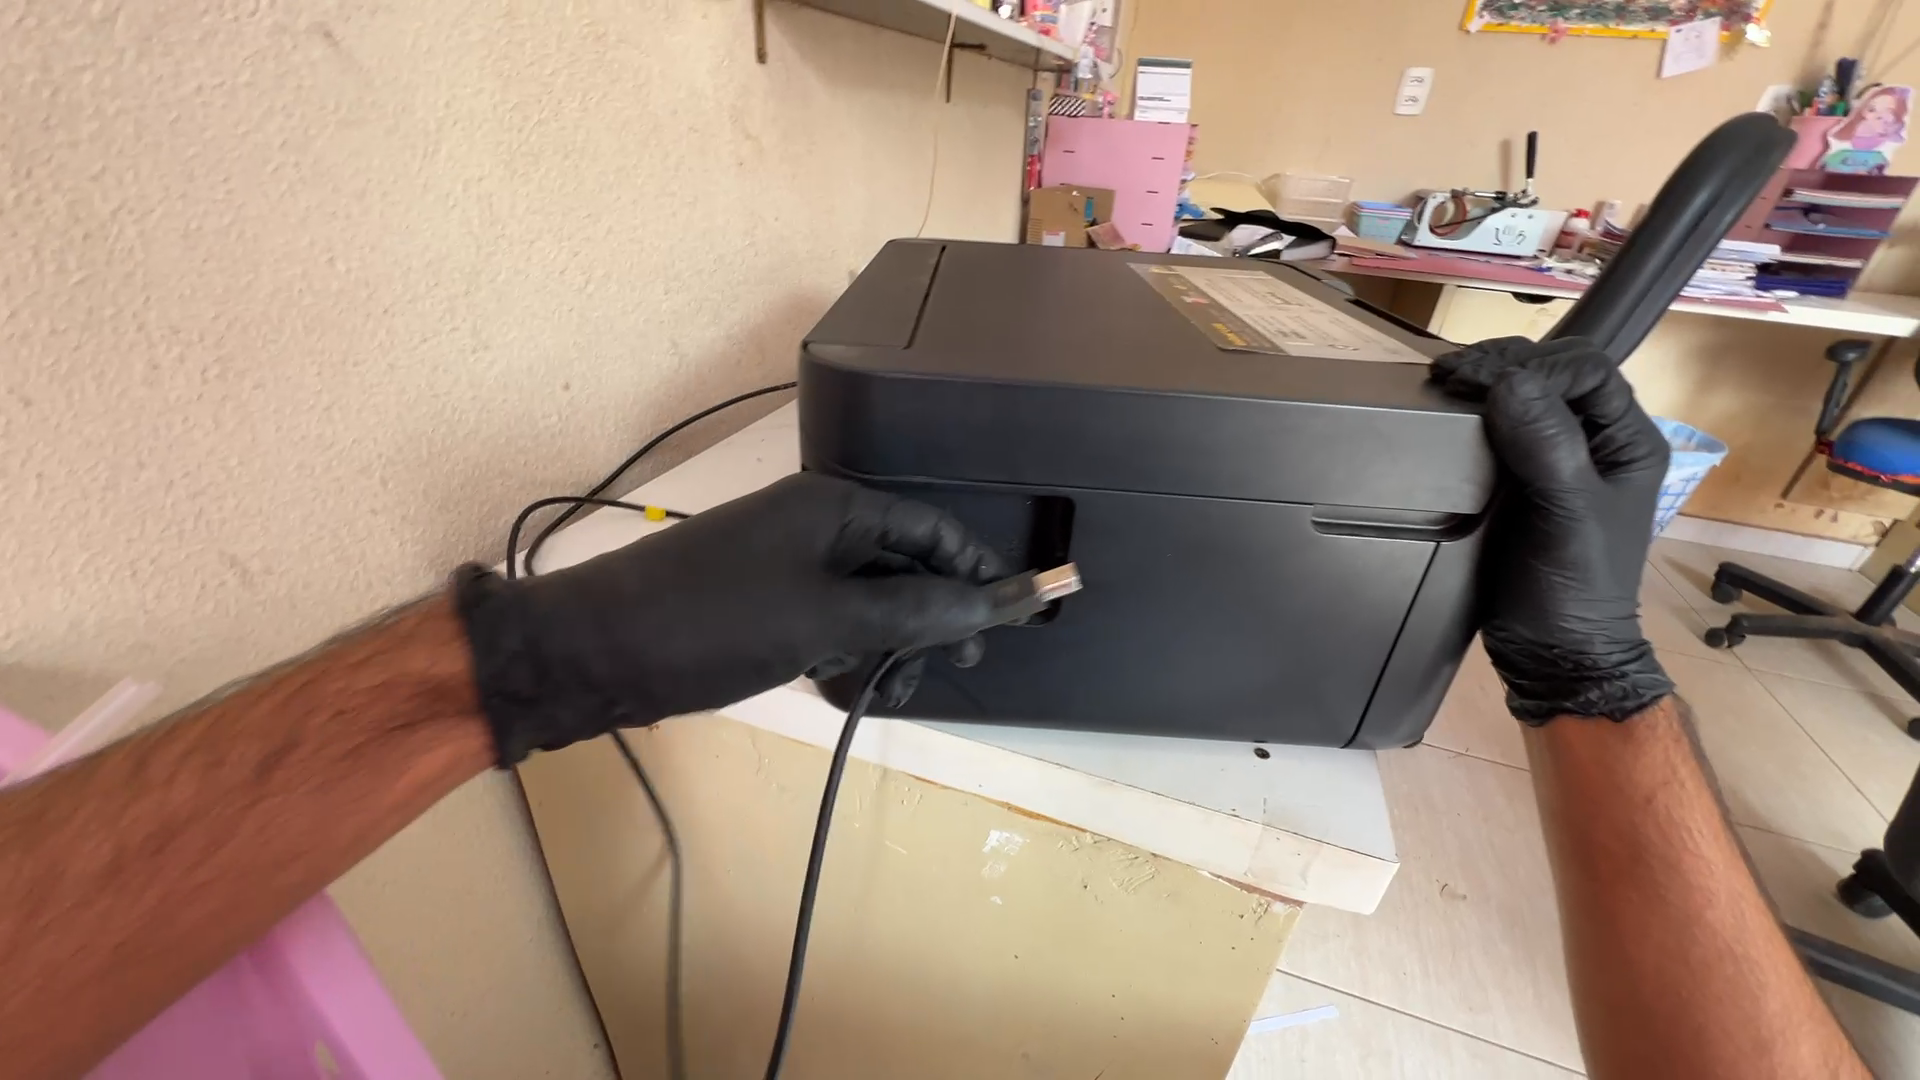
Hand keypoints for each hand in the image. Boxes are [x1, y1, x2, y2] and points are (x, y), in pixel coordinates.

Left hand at [455, 473, 1008, 764]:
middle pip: (904, 568)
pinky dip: (844, 655)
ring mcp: (788, 567)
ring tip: (884, 691)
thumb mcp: (828, 619)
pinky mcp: (766, 605)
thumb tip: (1003, 598)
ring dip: (887, 646)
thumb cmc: (714, 624)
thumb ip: (919, 610)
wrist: (591, 655)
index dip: (978, 571)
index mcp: (835, 508)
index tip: (1012, 617)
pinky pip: (830, 624)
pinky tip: (837, 687)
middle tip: (955, 666)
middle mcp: (816, 528)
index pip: (933, 531)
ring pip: (868, 604)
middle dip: (932, 618)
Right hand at [1430, 337, 1675, 722]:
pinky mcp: (1512, 483)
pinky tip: (1442, 419)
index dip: (1530, 366)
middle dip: (1504, 365)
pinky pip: (1495, 434)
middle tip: (1447, 373)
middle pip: (1554, 375)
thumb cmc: (1572, 585)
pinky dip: (1468, 418)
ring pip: (1524, 399)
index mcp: (1624, 442)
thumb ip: (1545, 447)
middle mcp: (1591, 443)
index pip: (1584, 372)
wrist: (1548, 647)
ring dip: (1484, 385)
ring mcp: (1550, 463)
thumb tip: (1508, 383)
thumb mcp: (1566, 514)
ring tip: (1440, 386)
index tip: (1468, 380)